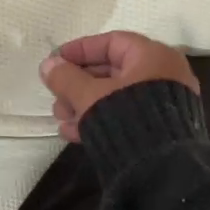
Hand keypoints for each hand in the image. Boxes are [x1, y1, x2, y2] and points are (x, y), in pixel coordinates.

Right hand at [40, 31, 198, 141]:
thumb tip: (48, 65)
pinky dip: (97, 119)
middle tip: (54, 94)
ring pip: (114, 96)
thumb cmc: (125, 118)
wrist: (158, 166)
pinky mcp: (156, 128)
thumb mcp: (89, 95)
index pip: (111, 43)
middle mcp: (161, 74)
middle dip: (77, 84)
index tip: (54, 61)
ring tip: (60, 117)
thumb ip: (66, 78)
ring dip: (82, 104)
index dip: (79, 50)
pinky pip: (123, 115)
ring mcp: (160, 103)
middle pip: (111, 71)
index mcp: (152, 56)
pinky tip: (72, 132)